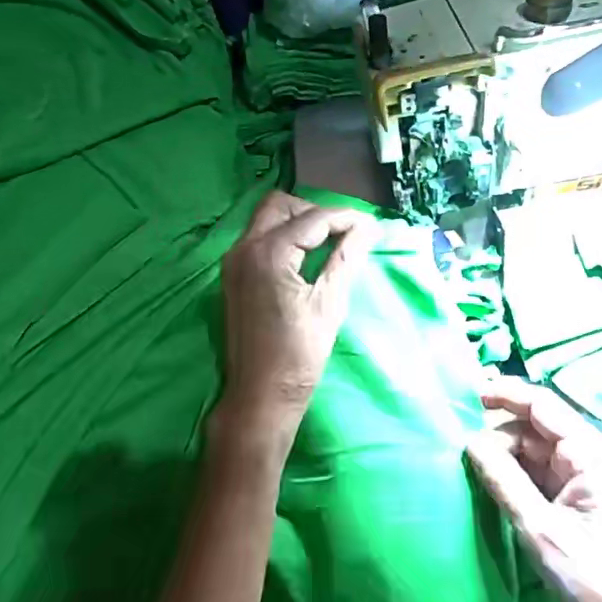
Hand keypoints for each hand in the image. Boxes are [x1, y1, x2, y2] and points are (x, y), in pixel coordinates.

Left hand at [218, 192, 375, 435]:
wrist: (259, 395)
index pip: (312, 219)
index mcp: (268, 253)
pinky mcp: (231, 274)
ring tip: (328, 243)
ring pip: (265, 219)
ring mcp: (233, 261)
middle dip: (313, 212)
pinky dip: (281, 237)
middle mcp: (244, 248)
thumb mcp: (330, 304)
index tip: (370, 225)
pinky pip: (257, 238)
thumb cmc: (298, 355)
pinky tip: (304, 257)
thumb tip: (367, 228)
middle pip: (279, 205)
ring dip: (296, 222)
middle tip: (343, 232)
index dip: (344, 218)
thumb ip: (346, 258)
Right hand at [465, 379, 601, 601]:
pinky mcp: (576, 500)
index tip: (468, 394)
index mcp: (593, 457)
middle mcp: (591, 459)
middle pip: (536, 427)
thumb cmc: (595, 581)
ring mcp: (584, 480)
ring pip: (534, 449)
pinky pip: (538, 471)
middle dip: (499, 430)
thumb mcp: (541, 530)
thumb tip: (469, 439)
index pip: (544, 406)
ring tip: (472, 461)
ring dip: (504, 452)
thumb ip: (504, 479)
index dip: (506, 394)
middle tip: (464, 445)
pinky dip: (513, 471)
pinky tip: (490, 478)